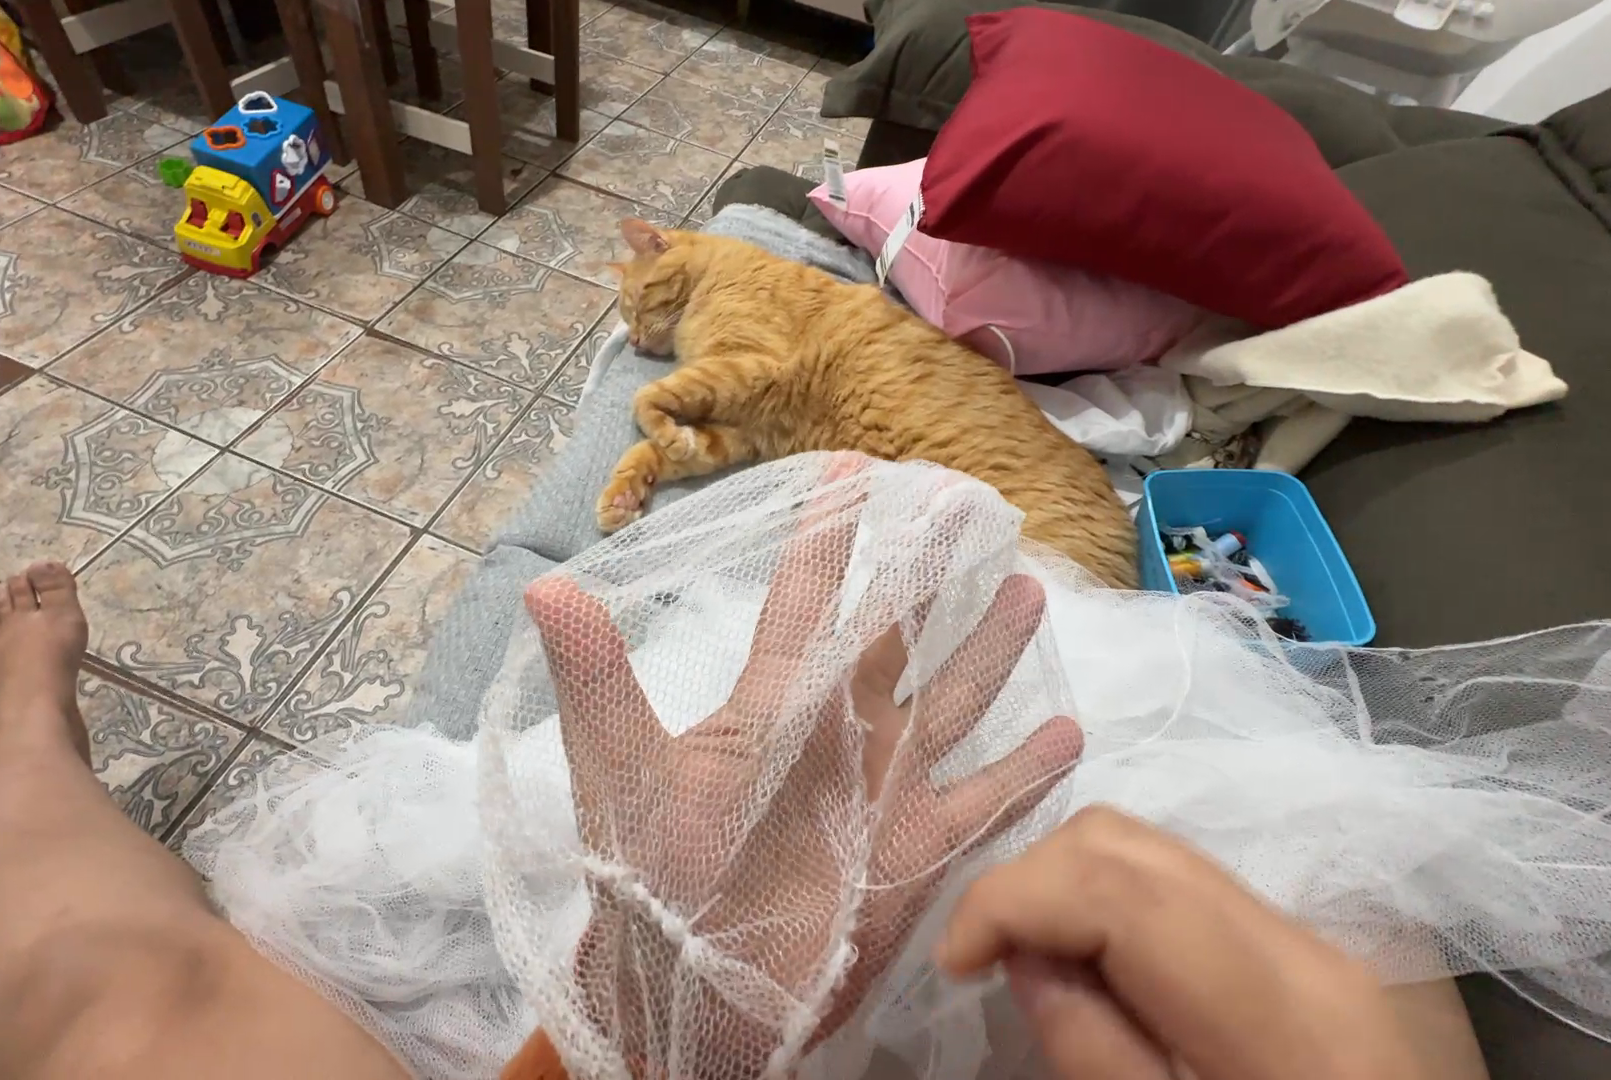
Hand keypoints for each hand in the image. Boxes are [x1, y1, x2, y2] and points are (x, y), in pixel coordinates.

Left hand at [523, 455, 1080, 1075]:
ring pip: (949, 698)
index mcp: (772, 701)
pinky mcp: (919, 850)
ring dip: (987, 647)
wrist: (687, 987)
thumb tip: (542, 588)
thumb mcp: (619, 764)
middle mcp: (837, 728)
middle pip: (894, 632)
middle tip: (970, 506)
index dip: (827, 532)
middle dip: (929, 569)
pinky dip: (1024, 771)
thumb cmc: (647, 869)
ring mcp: (884, 786)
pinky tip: (1068, 730)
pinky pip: (985, 800)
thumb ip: (593, 677)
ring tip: (1025, 590)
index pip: (805, 597)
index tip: (852, 467)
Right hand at [938, 807, 1428, 1079]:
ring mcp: (1306, 936)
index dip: (1008, 900)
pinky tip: (1091, 955)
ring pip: (1138, 842)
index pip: (1114, 888)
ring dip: (1059, 881)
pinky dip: (1101, 893)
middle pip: (1118, 840)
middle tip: (990, 957)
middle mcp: (1299, 944)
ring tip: (1033, 953)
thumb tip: (1025, 956)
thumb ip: (1095, 1055)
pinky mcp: (1297, 944)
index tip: (953, 959)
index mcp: (1287, 1014)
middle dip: (1027, 882)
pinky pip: (1168, 877)